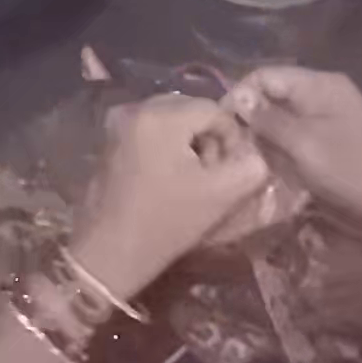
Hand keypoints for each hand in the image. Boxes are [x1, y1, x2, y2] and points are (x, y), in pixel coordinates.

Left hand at [70, 95, 268, 298]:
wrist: (109, 253)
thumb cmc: (166, 223)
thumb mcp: (222, 195)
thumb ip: (251, 166)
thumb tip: (252, 153)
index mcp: (162, 116)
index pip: (215, 110)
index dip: (231, 139)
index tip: (229, 172)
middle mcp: (135, 109)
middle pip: (191, 110)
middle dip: (208, 139)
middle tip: (211, 175)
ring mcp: (117, 124)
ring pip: (171, 120)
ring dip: (188, 143)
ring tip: (191, 180)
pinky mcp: (109, 141)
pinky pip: (150, 130)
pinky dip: (166, 147)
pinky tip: (167, 179)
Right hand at [224, 67, 361, 228]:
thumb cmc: (351, 171)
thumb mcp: (302, 143)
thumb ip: (267, 119)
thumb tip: (236, 96)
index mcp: (318, 84)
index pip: (264, 75)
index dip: (240, 95)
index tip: (222, 126)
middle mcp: (322, 95)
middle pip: (271, 96)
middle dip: (249, 119)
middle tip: (231, 148)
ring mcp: (327, 119)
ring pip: (280, 120)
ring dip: (263, 138)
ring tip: (247, 160)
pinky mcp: (329, 143)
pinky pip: (294, 138)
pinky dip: (279, 150)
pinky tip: (269, 168)